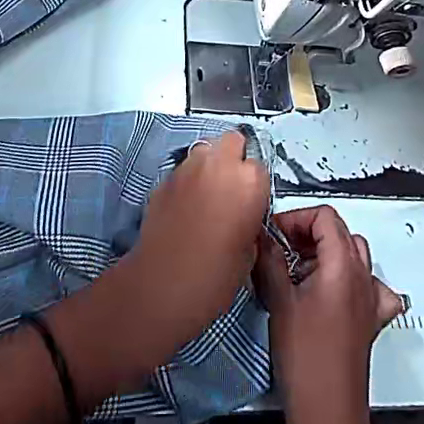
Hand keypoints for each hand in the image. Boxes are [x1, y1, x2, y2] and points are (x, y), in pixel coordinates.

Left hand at [45, 130, 268, 396]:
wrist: (163, 282)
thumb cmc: (215, 275)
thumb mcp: (250, 250)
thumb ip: (250, 217)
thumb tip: (243, 210)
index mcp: (248, 181)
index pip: (260, 165)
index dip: (255, 183)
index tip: (252, 201)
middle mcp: (218, 164)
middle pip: (232, 141)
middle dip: (234, 158)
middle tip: (232, 187)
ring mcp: (187, 167)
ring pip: (205, 150)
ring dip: (210, 164)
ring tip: (209, 194)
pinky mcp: (164, 177)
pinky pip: (184, 168)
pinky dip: (189, 179)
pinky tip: (187, 206)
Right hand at [252, 205, 403, 423]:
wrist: (326, 408)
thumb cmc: (308, 363)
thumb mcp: (278, 299)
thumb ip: (268, 259)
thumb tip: (260, 235)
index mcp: (343, 268)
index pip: (324, 216)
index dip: (295, 218)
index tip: (274, 233)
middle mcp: (363, 280)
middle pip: (339, 230)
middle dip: (306, 231)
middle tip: (279, 246)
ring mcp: (369, 300)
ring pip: (352, 253)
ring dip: (324, 251)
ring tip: (297, 265)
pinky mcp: (367, 319)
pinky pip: (368, 284)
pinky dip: (349, 277)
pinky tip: (329, 287)